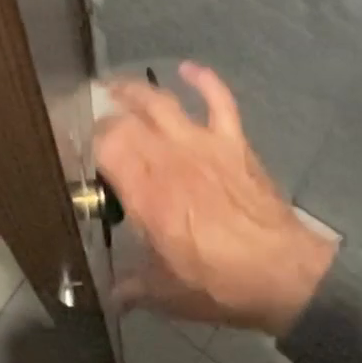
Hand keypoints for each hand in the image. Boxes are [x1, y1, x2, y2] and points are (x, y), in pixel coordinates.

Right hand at [99, 62, 335, 335]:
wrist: (284, 275)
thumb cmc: (219, 284)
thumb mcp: (164, 294)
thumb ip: (131, 288)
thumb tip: (109, 295)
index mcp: (145, 192)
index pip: (103, 147)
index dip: (85, 143)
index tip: (77, 153)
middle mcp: (168, 158)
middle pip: (125, 120)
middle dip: (104, 119)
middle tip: (94, 128)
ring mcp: (202, 144)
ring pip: (160, 101)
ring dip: (135, 90)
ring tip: (116, 87)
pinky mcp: (233, 142)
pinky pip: (218, 100)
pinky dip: (203, 80)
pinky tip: (188, 68)